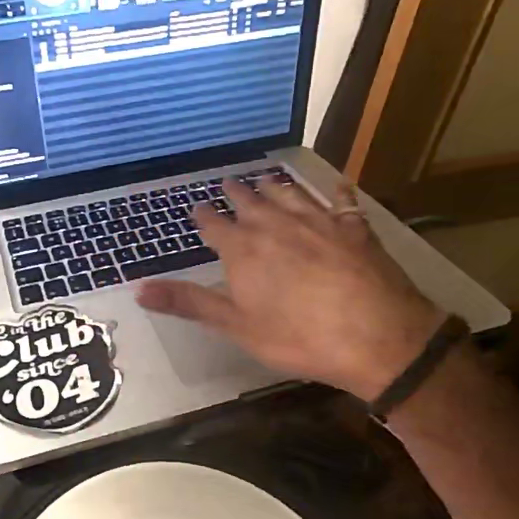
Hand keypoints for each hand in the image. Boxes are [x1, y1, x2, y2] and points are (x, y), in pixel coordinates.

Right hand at [134, 178, 444, 400]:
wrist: (379, 338)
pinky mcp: (356, 230)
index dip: (204, 216)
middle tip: (227, 182)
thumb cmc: (297, 337)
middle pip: (251, 202)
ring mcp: (319, 224)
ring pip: (290, 195)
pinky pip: (342, 203)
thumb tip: (138, 289)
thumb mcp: (235, 325)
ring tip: (264, 179)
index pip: (216, 225)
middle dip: (236, 192)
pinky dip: (334, 192)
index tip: (197, 208)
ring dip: (274, 186)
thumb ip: (188, 302)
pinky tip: (335, 185)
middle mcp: (278, 227)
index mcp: (244, 250)